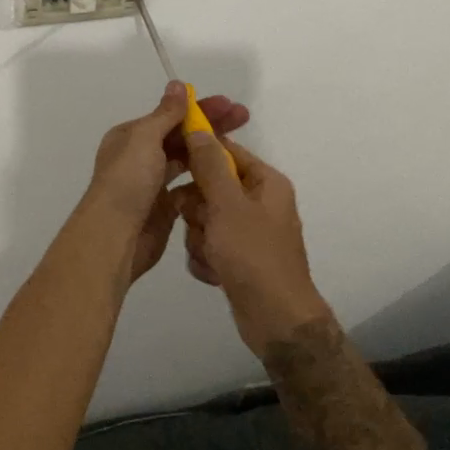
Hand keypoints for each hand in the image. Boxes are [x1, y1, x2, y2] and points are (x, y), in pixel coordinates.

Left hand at [87, 82, 249, 284]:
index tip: (229, 105)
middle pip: (181, 136)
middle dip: (210, 127)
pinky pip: (189, 188)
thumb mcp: (144, 139)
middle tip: (243, 118)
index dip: (199, 108)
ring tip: (240, 148)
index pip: (170, 115)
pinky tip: (227, 177)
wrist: (115, 236)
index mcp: (131, 136)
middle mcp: (140, 156)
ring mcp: (152, 183)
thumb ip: (165, 113)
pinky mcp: (165, 208)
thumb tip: (178, 84)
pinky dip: (204, 180)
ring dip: (210, 152)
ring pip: (186, 161)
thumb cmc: (128, 180)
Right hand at [174, 136, 331, 357]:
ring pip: (203, 218)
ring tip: (211, 255)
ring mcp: (248, 232)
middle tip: (200, 223)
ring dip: (199, 237)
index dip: (198, 154)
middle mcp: (258, 203)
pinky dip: (206, 258)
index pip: (224, 151)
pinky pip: (208, 245)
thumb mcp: (228, 204)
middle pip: (209, 187)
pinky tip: (213, 273)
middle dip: (197, 209)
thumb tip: (197, 128)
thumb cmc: (254, 255)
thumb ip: (209, 165)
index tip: (172, 163)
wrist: (276, 321)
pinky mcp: (238, 258)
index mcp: (265, 182)